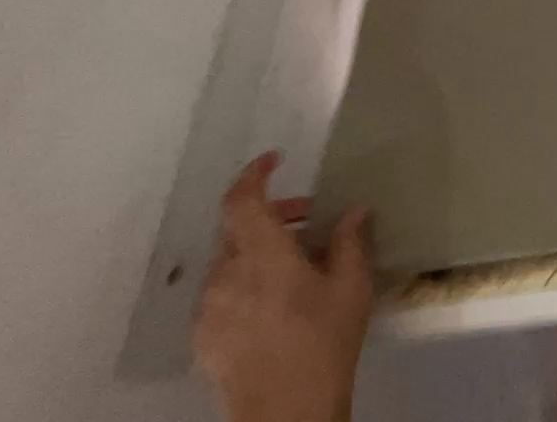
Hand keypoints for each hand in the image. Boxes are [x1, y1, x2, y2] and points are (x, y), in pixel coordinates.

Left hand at [193, 152, 373, 421]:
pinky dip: (248, 279)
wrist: (285, 408)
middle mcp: (226, 276)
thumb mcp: (352, 286)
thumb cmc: (325, 339)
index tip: (274, 159)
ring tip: (300, 265)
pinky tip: (278, 300)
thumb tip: (354, 209)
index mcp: (264, 257)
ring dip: (262, 249)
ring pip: (230, 260)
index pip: (242, 202)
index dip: (253, 175)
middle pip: (238, 229)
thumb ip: (350, 241)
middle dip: (274, 214)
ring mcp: (208, 308)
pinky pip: (223, 291)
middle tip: (311, 219)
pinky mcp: (202, 335)